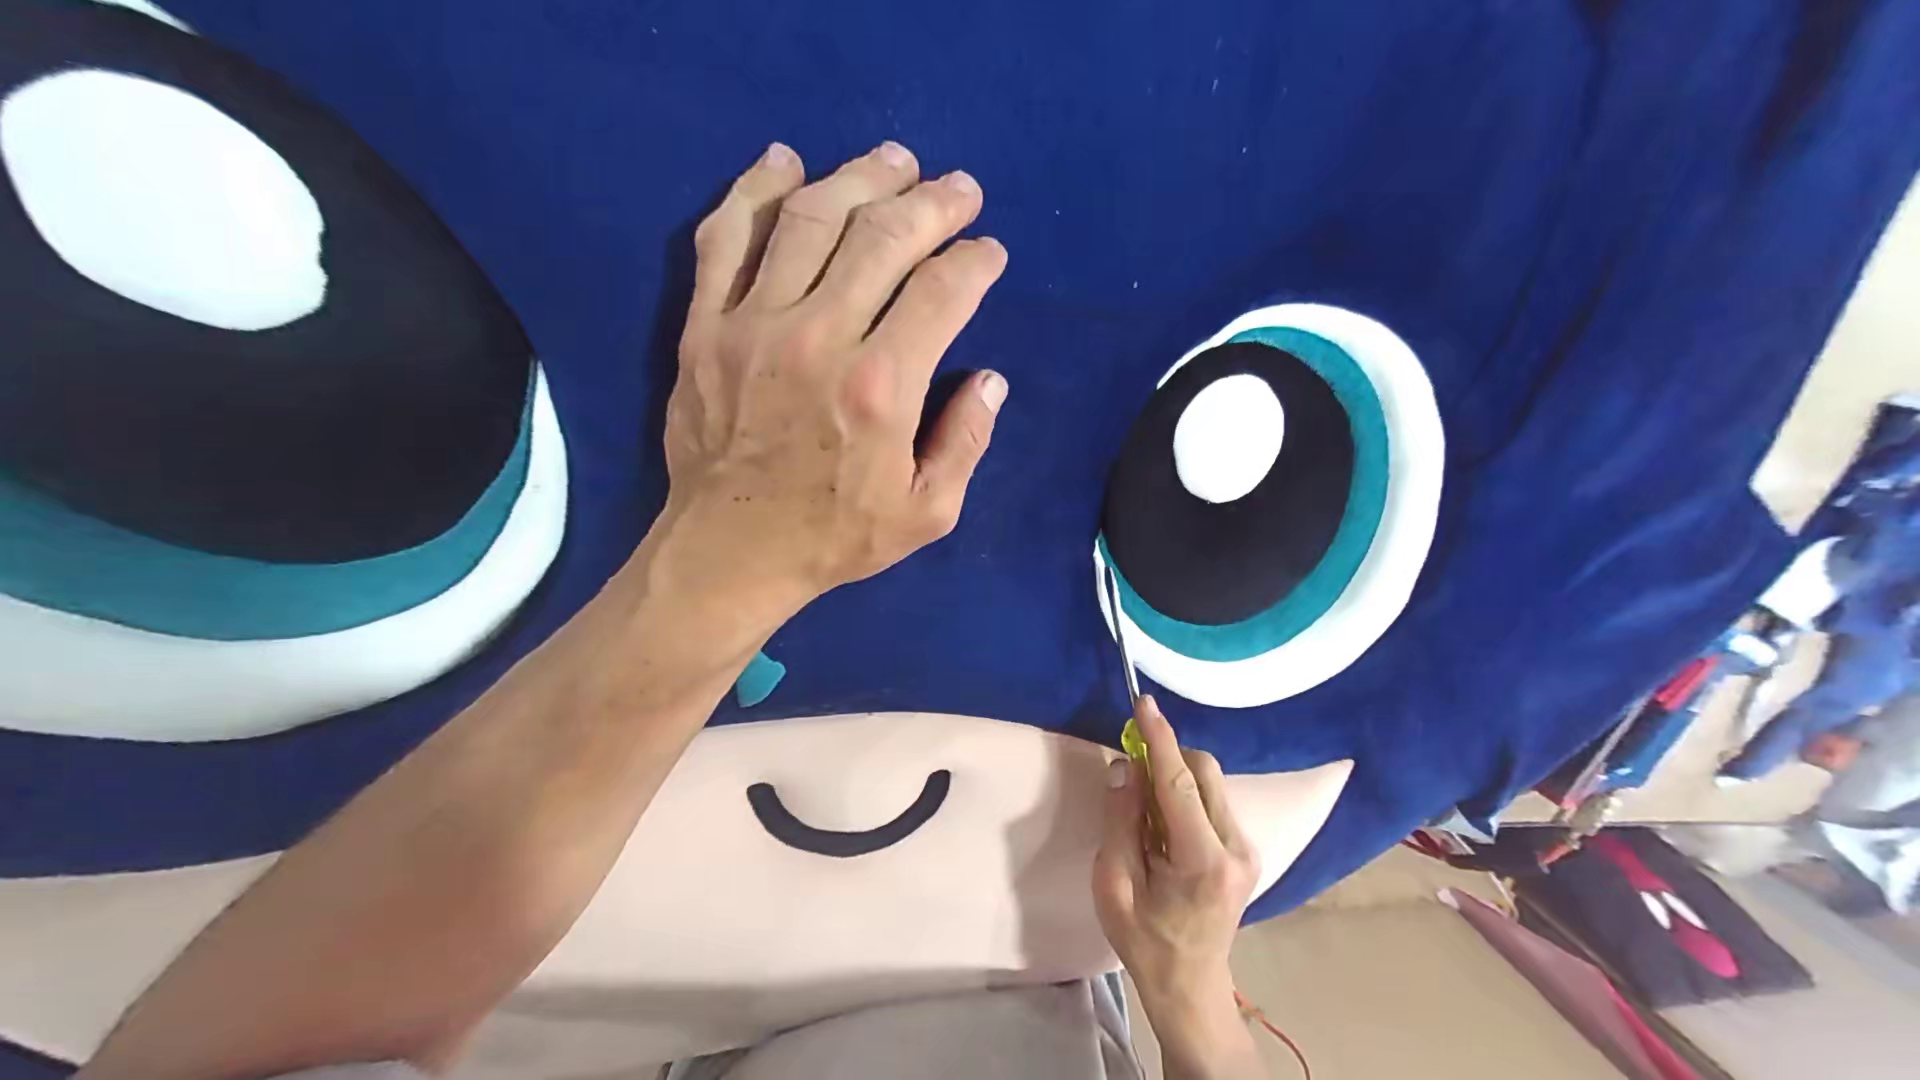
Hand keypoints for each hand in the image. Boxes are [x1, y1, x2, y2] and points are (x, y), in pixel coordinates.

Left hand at [656, 141, 1008, 612]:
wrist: (731, 552)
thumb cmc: (834, 537)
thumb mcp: (926, 513)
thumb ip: (965, 442)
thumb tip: (990, 379)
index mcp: (880, 387)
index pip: (942, 291)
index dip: (975, 261)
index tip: (989, 253)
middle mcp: (818, 338)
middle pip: (882, 236)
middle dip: (932, 202)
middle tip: (958, 189)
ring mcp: (752, 324)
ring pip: (808, 218)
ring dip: (858, 177)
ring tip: (892, 161)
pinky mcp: (704, 326)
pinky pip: (725, 238)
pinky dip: (753, 190)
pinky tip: (783, 162)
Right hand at [1094, 695, 1264, 1078]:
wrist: (1190, 984)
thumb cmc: (1143, 938)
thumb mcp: (1113, 882)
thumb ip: (1120, 820)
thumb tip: (1124, 765)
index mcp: (1202, 861)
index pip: (1180, 783)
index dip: (1159, 738)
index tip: (1143, 702)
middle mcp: (1236, 848)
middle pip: (1203, 770)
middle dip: (1166, 757)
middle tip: (1130, 780)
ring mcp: (1247, 848)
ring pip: (1209, 781)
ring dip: (1173, 778)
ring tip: (1145, 818)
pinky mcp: (1245, 849)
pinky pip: (1211, 798)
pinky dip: (1183, 794)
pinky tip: (1163, 828)